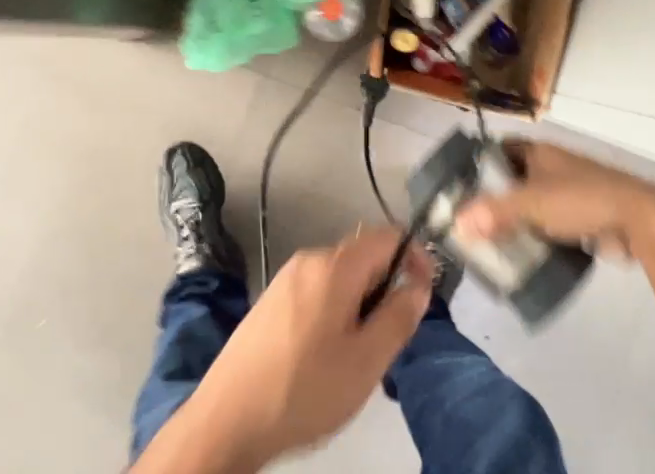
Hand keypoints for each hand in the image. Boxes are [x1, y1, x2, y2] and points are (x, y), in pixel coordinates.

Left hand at [138, 227, 433, 471]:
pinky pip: (317, 294)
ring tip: (359, 355)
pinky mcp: (270, 303)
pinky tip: (327, 357)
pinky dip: (335, 313)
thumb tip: (418, 286)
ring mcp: (284, 281)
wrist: (228, 419)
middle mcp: (307, 262)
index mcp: (333, 266)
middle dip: (386, 288)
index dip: (415, 257)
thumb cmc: (304, 388)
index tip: (426, 292)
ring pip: (341, 280)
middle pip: (363, 257)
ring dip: (361, 305)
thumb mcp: (367, 360)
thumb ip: (399, 316)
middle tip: (391, 337)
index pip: (387, 236)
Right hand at [455, 140, 654, 259]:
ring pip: (535, 203)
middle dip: (496, 197)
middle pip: (516, 178)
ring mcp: (573, 192)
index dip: (480, 162)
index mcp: (540, 152)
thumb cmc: (581, 199)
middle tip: (470, 219)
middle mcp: (554, 166)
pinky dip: (540, 237)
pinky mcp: (587, 217)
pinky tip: (524, 254)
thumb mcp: (531, 203)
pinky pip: (554, 225)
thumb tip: (457, 224)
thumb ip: (494, 212)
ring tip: (491, 240)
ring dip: (518, 220)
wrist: (639, 220)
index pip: (501, 148)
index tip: (460, 184)